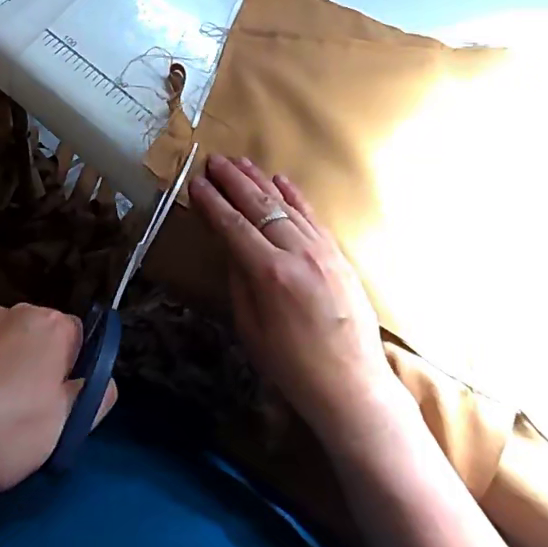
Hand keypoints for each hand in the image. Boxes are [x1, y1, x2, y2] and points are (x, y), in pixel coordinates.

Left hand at [0, 303, 115, 534]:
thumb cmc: (6, 428)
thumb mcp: (66, 424)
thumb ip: (94, 396)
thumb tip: (102, 380)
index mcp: (53, 323)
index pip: (83, 338)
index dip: (78, 373)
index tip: (65, 408)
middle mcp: (18, 310)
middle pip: (46, 339)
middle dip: (45, 371)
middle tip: (35, 418)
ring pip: (13, 348)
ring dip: (14, 373)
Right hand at [189, 155, 401, 442]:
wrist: (352, 386)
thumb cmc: (291, 366)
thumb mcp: (250, 327)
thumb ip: (239, 279)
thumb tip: (231, 245)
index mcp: (270, 273)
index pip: (233, 226)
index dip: (212, 202)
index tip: (195, 182)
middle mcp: (298, 253)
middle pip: (259, 206)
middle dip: (233, 181)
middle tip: (214, 160)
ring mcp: (323, 250)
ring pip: (286, 205)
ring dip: (260, 180)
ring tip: (240, 161)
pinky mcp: (338, 255)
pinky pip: (312, 216)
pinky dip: (294, 196)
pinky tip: (280, 180)